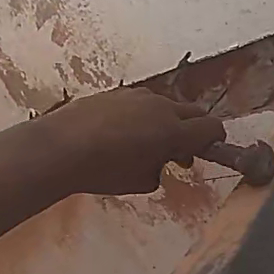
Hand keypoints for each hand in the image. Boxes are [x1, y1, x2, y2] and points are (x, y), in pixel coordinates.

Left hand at [37, 88, 226, 195]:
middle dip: (194, 130)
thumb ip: (161, 169)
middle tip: (179, 152)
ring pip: (167, 105)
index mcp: (173, 131)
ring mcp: (138, 96)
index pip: (211, 128)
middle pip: (194, 112)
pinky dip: (144, 115)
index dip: (215, 140)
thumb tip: (160, 163)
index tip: (207, 151)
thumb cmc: (103, 171)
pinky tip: (124, 133)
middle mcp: (161, 108)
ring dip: (168, 121)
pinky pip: (142, 102)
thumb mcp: (141, 181)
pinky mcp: (116, 92)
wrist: (59, 148)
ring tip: (148, 143)